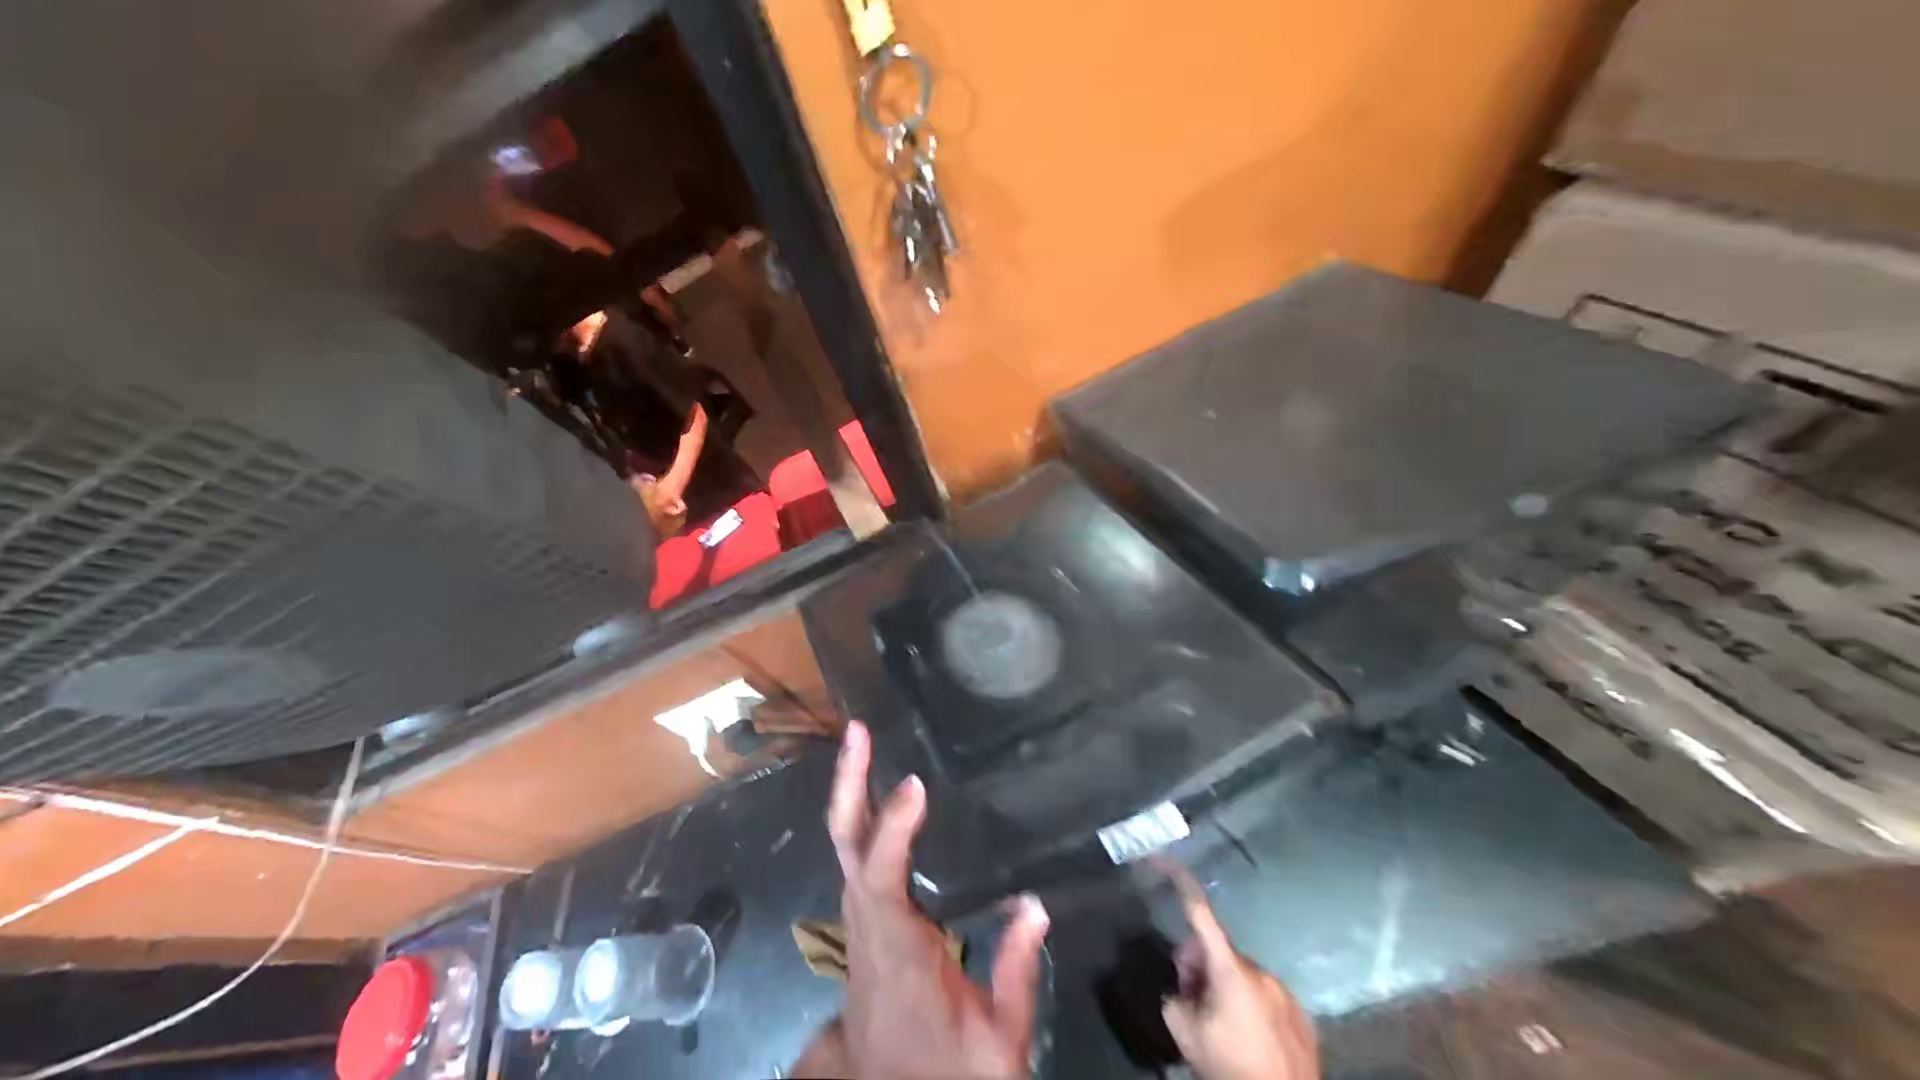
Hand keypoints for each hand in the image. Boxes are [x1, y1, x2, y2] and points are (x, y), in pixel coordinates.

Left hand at [825, 720, 1051, 1079]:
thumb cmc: (946, 1070)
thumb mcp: (997, 1043)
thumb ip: (1015, 975)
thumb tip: (1035, 904)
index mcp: (898, 954)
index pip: (881, 883)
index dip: (892, 831)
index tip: (915, 786)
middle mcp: (867, 926)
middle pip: (845, 846)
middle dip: (848, 785)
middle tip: (858, 731)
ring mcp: (859, 920)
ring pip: (845, 845)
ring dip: (851, 790)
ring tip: (863, 740)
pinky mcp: (865, 918)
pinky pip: (857, 855)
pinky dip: (861, 814)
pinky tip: (876, 786)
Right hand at [1161, 863, 1318, 1079]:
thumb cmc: (1231, 1067)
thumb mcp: (1185, 1034)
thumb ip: (1174, 1000)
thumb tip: (1183, 992)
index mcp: (1231, 969)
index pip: (1202, 916)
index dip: (1183, 885)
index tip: (1168, 859)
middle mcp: (1261, 973)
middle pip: (1219, 954)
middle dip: (1199, 966)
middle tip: (1190, 997)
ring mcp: (1286, 996)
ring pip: (1243, 978)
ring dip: (1225, 989)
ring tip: (1221, 1028)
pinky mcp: (1302, 1021)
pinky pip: (1265, 1000)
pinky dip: (1250, 1008)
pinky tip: (1247, 1041)